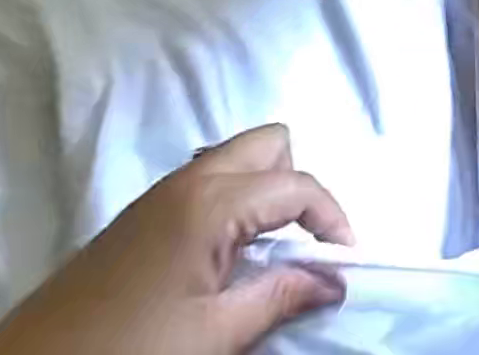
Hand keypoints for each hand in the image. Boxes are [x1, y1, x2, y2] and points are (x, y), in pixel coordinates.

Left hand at [0, 125, 354, 354]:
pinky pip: (207, 180)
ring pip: (239, 157)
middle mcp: (190, 180)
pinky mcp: (136, 217)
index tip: (342, 260)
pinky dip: (231, 200)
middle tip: (293, 239)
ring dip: (263, 189)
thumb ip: (281, 296)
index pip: (299, 186)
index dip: (331, 219)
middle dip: (295, 183)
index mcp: (213, 201)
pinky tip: (220, 255)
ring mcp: (158, 195)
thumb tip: (335, 280)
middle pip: (271, 143)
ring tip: (260, 248)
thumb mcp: (212, 337)